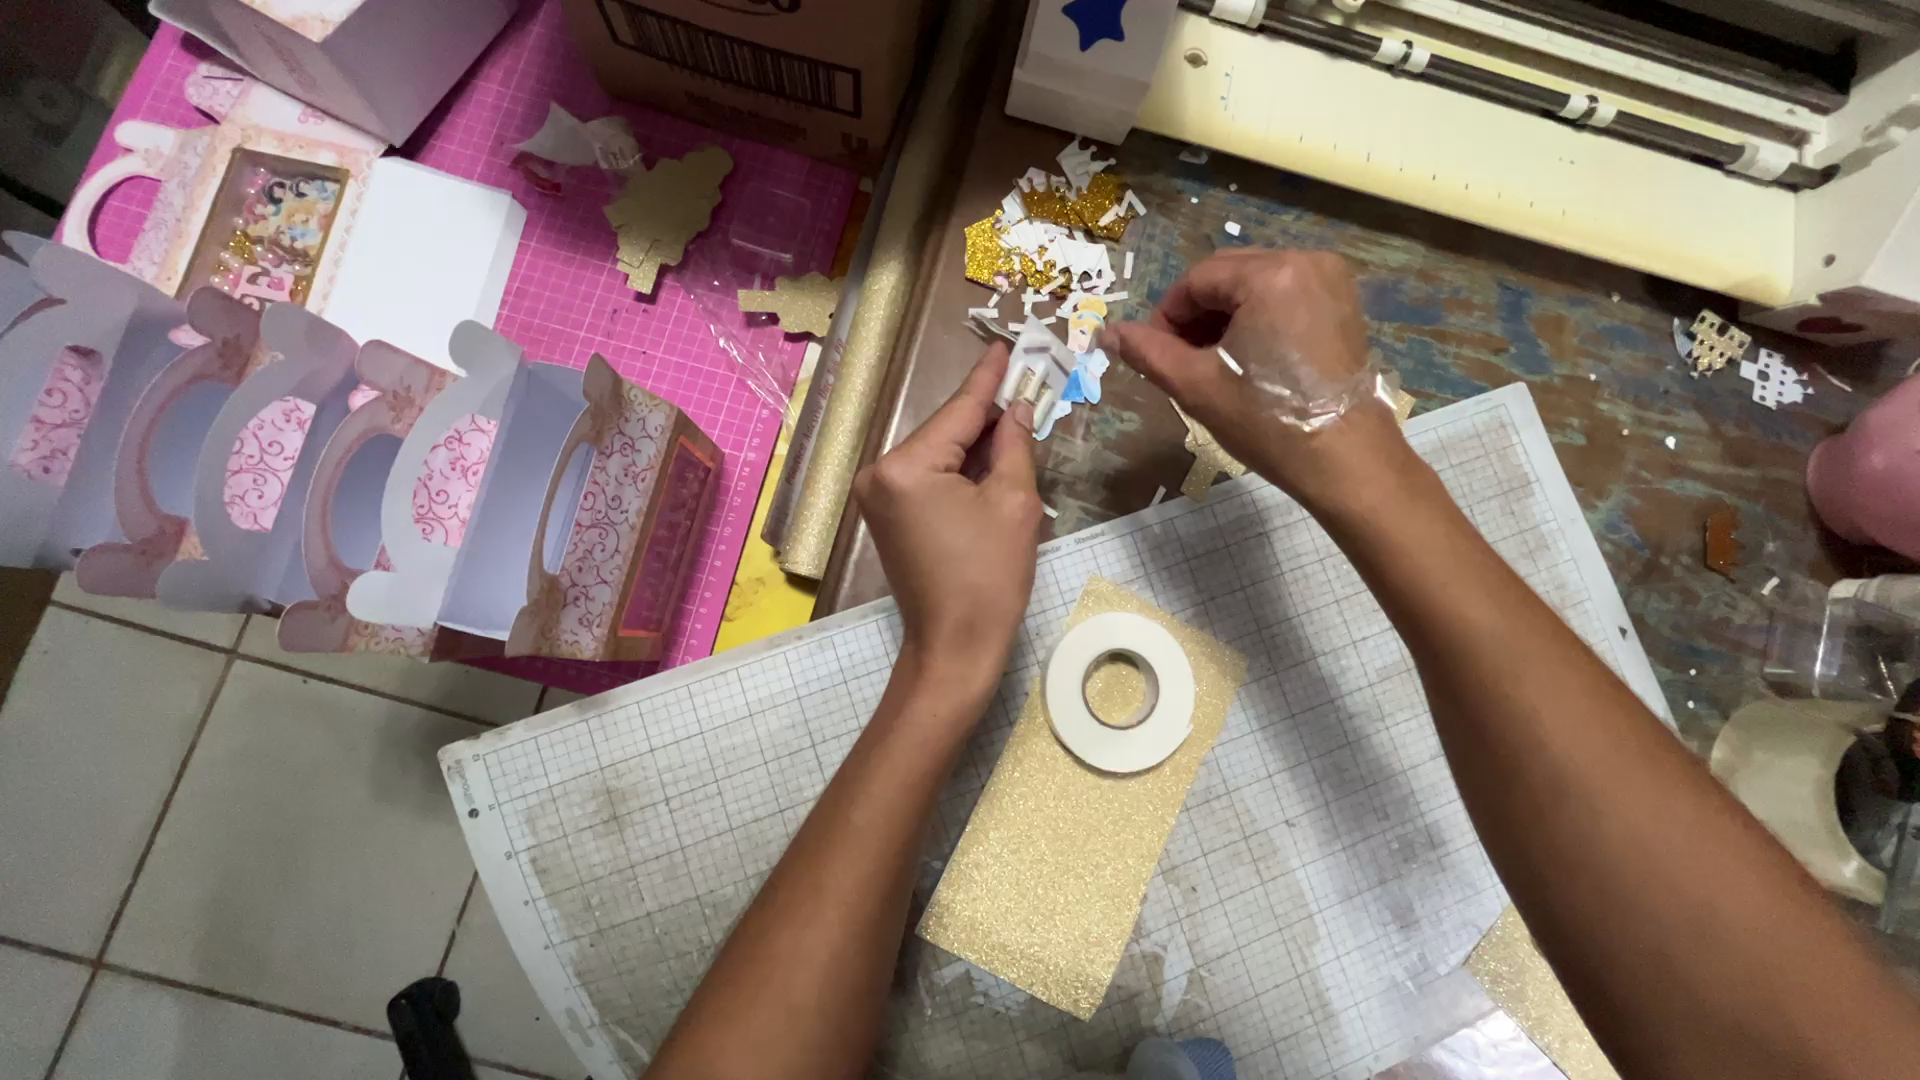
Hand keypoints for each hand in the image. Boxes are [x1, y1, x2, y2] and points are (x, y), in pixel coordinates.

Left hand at [855, 343, 1043, 689]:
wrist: (954, 647)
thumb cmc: (990, 578)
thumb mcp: (1014, 503)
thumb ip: (1013, 445)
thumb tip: (1016, 408)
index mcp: (906, 466)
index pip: (958, 411)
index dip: (988, 379)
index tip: (1005, 346)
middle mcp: (879, 473)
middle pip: (944, 431)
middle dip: (985, 415)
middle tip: (1023, 384)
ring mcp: (877, 496)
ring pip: (936, 454)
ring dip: (973, 443)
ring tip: (1015, 420)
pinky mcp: (885, 516)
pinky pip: (926, 479)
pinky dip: (957, 470)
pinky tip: (988, 458)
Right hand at [1101, 249, 1410, 514]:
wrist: (1346, 461)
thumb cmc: (1268, 422)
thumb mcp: (1196, 386)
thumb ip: (1147, 352)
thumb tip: (1107, 334)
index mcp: (1271, 275)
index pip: (1196, 279)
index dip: (1166, 316)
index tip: (1154, 355)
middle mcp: (1306, 261)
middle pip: (1226, 276)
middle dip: (1194, 316)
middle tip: (1180, 362)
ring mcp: (1331, 280)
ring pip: (1253, 286)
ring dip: (1222, 320)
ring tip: (1211, 366)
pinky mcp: (1342, 304)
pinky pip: (1283, 297)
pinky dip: (1255, 321)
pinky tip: (1245, 362)